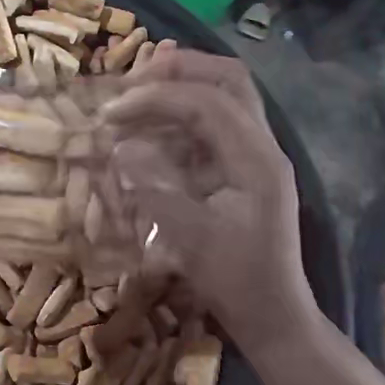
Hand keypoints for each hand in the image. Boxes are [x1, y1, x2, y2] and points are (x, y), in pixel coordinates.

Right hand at [104, 52, 311, 338]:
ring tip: (133, 100)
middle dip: (177, 71)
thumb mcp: (191, 237)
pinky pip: (213, 125)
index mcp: (256, 158)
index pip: (208, 102)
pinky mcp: (243, 167)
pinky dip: (180, 118)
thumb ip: (156, 187)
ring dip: (178, 90)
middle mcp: (262, 145)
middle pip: (227, 79)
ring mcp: (255, 153)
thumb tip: (120, 148)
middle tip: (130, 84)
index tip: (112, 111)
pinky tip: (149, 130)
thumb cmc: (235, 280)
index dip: (157, 97)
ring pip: (222, 96)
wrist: (272, 313)